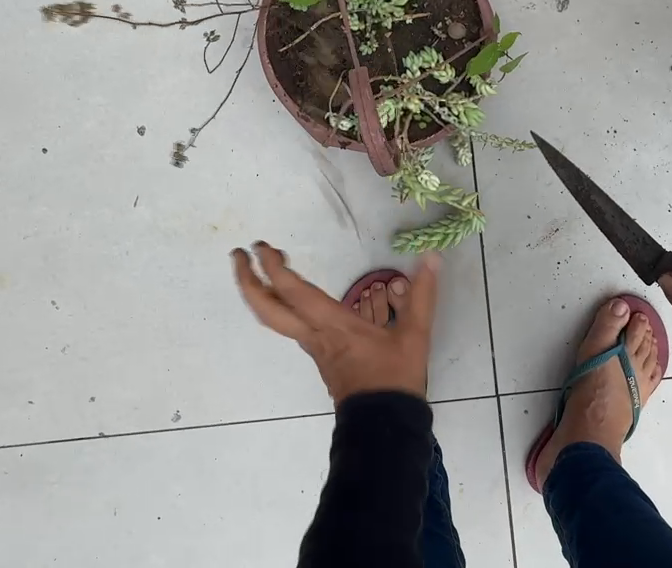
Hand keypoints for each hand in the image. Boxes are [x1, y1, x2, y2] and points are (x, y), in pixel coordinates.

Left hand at [231, 242, 440, 403]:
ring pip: (274, 319)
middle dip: (248, 281)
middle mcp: (314, 334)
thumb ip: (423, 294)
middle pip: (267, 309)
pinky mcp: (319, 355)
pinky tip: (288, 294)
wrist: (384, 426)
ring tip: (257, 267)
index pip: (293, 292)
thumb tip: (433, 256)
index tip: (262, 246)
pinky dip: (278, 304)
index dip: (273, 267)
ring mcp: (313, 347)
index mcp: (332, 325)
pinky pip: (289, 324)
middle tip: (238, 254)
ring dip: (259, 292)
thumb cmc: (394, 378)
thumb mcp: (415, 335)